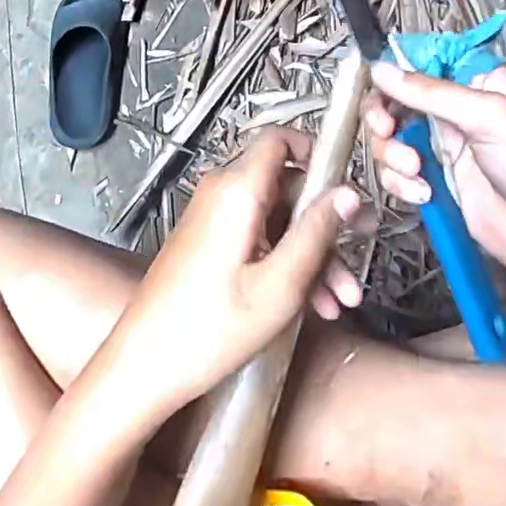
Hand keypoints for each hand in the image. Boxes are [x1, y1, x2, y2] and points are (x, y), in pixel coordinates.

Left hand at [104, 129, 366, 416]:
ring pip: (278, 218)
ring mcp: (216, 218)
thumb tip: (349, 192)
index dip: (317, 152)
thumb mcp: (278, 285)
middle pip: (287, 186)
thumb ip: (317, 233)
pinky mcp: (212, 242)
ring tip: (342, 298)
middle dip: (327, 222)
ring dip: (313, 253)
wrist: (143, 366)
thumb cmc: (208, 329)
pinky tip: (314, 303)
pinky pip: (259, 238)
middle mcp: (223, 194)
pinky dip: (287, 263)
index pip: (280, 139)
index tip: (347, 183)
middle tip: (361, 247)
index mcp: (237, 191)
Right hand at [363, 63, 505, 281]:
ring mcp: (444, 147)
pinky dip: (399, 181)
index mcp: (477, 82)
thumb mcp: (492, 118)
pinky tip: (422, 194)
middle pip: (396, 97)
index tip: (378, 82)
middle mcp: (456, 109)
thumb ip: (432, 93)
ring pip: (390, 135)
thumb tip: (379, 68)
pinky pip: (396, 172)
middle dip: (383, 113)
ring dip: (390, 152)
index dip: (396, 69)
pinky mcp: (435, 181)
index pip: (423, 60)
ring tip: (414, 170)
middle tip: (385, 130)